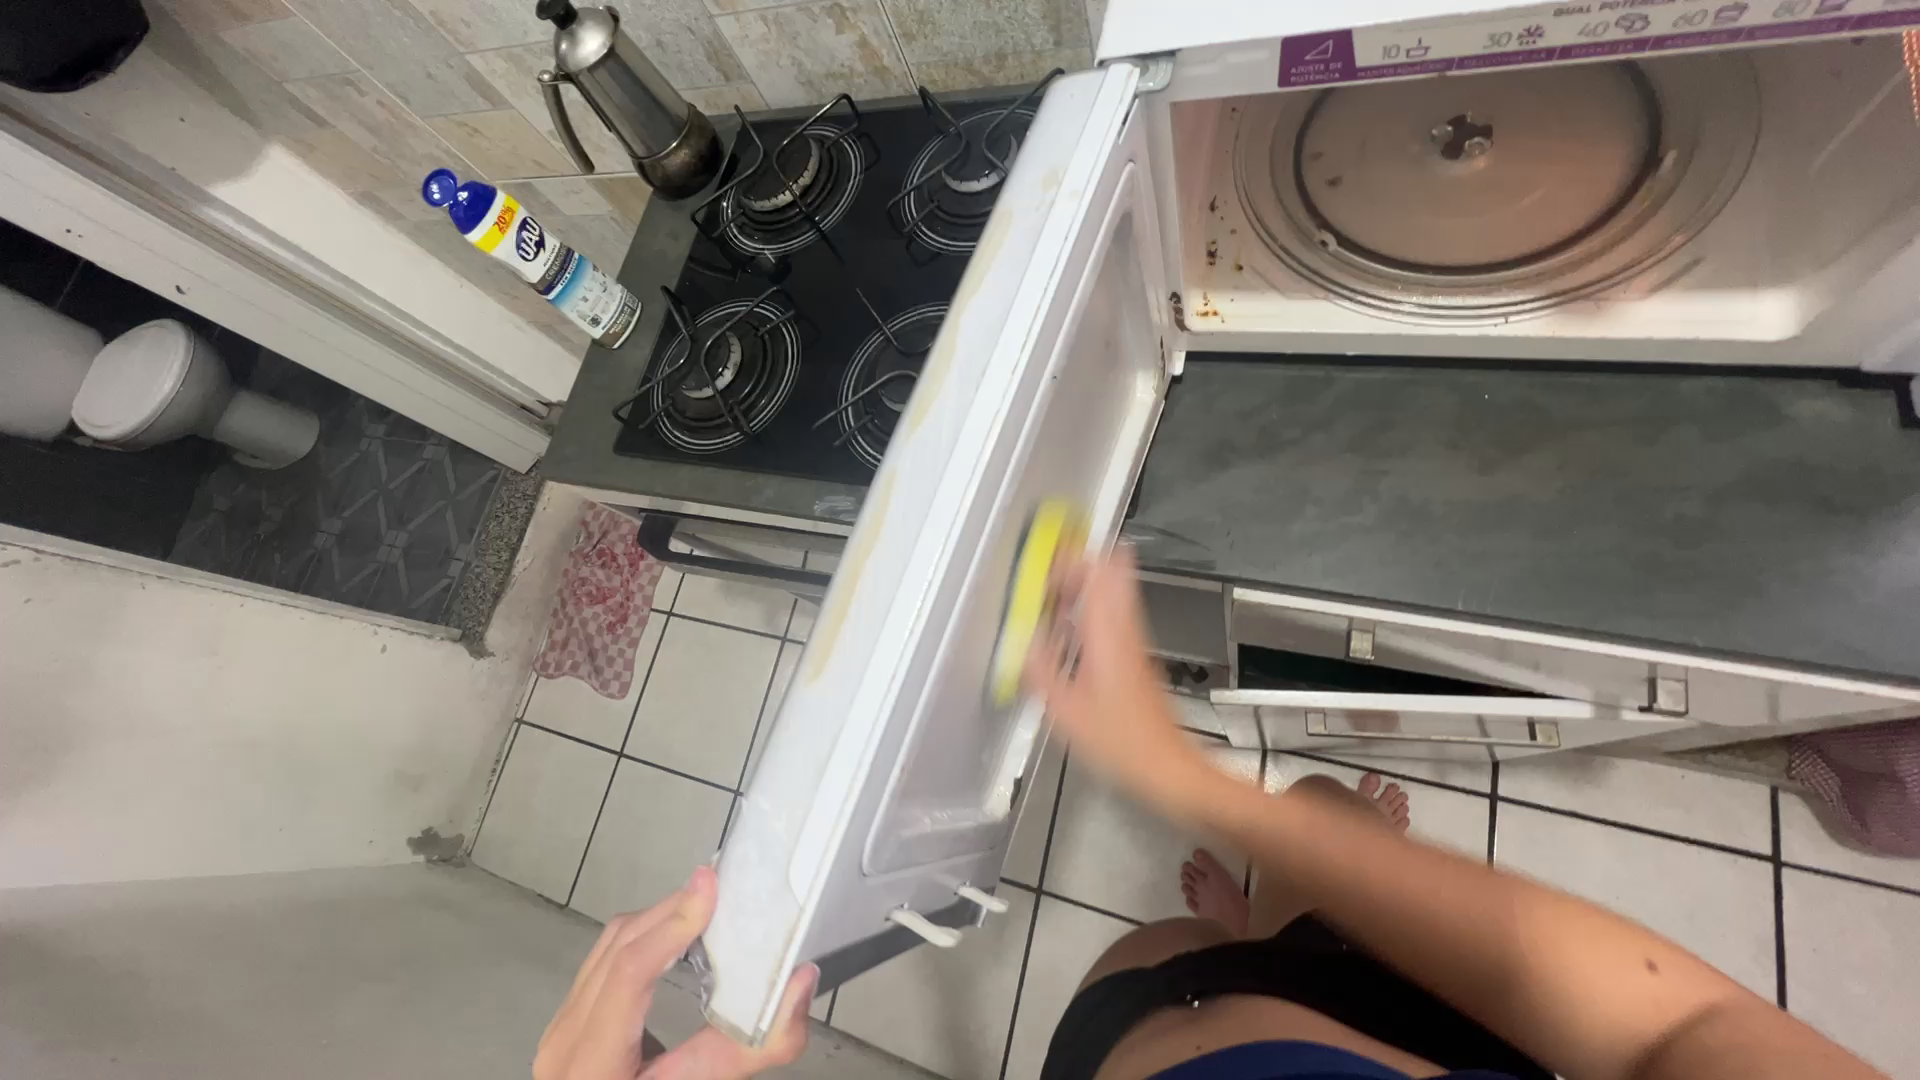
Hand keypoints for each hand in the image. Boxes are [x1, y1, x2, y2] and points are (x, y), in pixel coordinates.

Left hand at [535, 866, 815, 1079]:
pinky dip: (648, 931)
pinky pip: (606, 953)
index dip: (671, 926)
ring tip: (707, 906)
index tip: (711, 886)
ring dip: (661, 916)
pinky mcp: (570, 1018)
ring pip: (610, 941)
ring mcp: (561, 1027)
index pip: (628, 974)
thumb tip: (802, 979)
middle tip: (722, 890)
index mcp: (592, 1066)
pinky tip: (680, 933)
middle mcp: (565, 1042)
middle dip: (674, 909)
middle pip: (618, 945)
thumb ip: (755, 1045)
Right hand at [1024, 547, 1212, 818]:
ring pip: (1116, 591)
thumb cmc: (1121, 742)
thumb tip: (1023, 644)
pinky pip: (1116, 614)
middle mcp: (1126, 630)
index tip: (1045, 561)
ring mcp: (1136, 641)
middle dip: (1078, 565)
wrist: (1168, 766)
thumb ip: (1040, 671)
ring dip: (1086, 585)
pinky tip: (1073, 628)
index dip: (1070, 558)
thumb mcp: (1065, 711)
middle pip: (1111, 573)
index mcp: (1107, 634)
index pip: (1096, 572)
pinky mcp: (1138, 656)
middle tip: (1051, 572)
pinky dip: (1095, 608)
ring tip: (1056, 596)